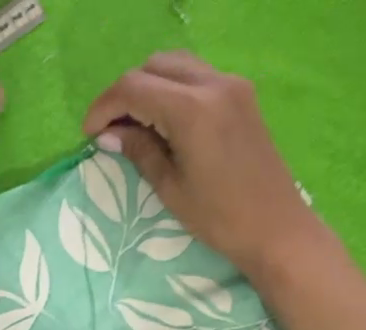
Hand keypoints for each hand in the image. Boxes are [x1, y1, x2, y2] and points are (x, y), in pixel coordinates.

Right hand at [83, 53, 326, 275]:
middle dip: (125, 93)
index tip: (89, 133)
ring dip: (148, 87)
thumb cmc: (219, 218)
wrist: (276, 227)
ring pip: (175, 65)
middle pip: (153, 67)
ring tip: (135, 125)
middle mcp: (213, 84)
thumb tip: (109, 135)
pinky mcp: (241, 95)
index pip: (133, 88)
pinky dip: (172, 89)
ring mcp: (231, 85)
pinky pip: (196, 76)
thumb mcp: (170, 188)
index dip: (104, 107)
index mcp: (192, 110)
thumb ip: (139, 151)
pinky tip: (164, 122)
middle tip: (111, 130)